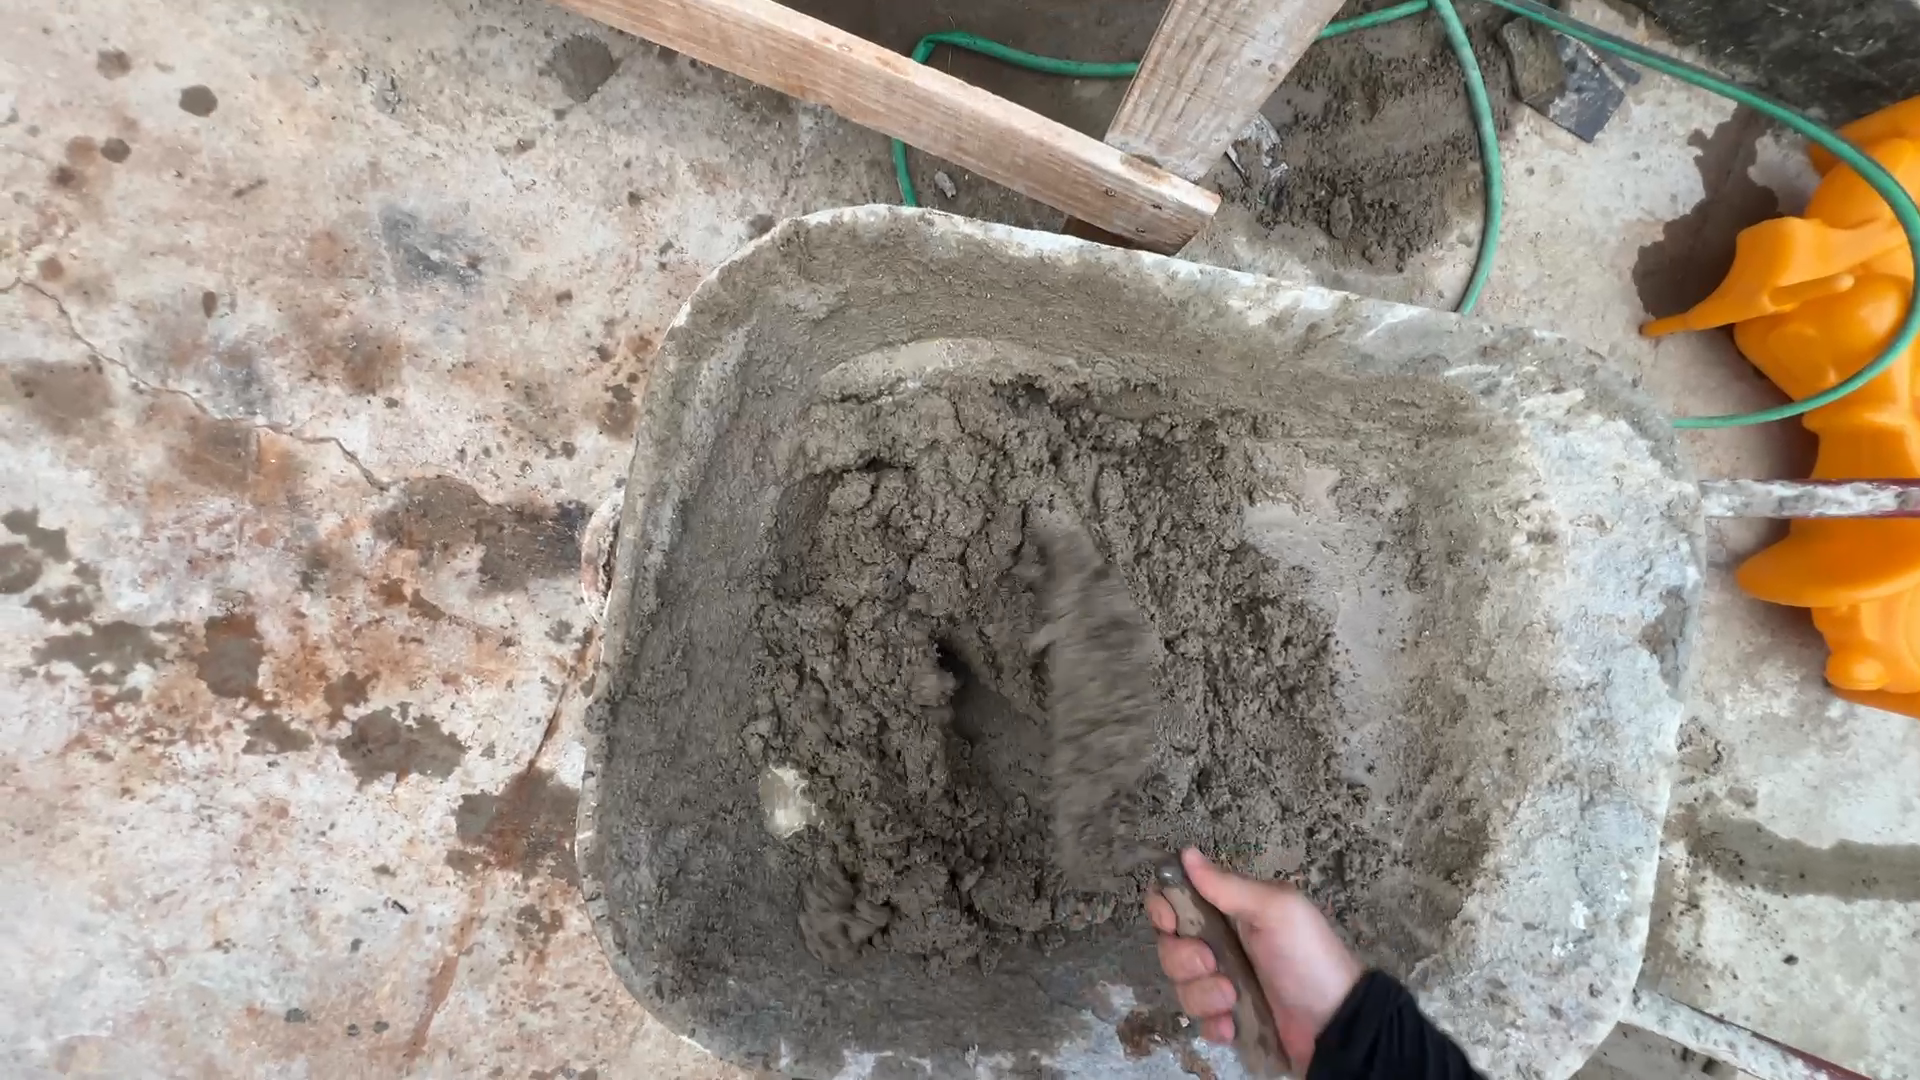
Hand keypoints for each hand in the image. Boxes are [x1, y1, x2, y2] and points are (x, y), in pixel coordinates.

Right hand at [1146, 848, 1362, 1070]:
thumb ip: (1228, 886)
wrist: (1339, 1026)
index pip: (1172, 899)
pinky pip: (1198, 1020)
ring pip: (1180, 984)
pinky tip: (1232, 1024)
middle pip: (1168, 944)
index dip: (1162, 909)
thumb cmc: (1308, 957)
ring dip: (1202, 993)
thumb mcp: (1276, 910)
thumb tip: (1186, 852)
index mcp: (1225, 910)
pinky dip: (1212, 1023)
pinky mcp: (1227, 1020)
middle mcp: (1216, 943)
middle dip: (1184, 957)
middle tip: (1212, 964)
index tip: (1171, 922)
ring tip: (1233, 998)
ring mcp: (1220, 983)